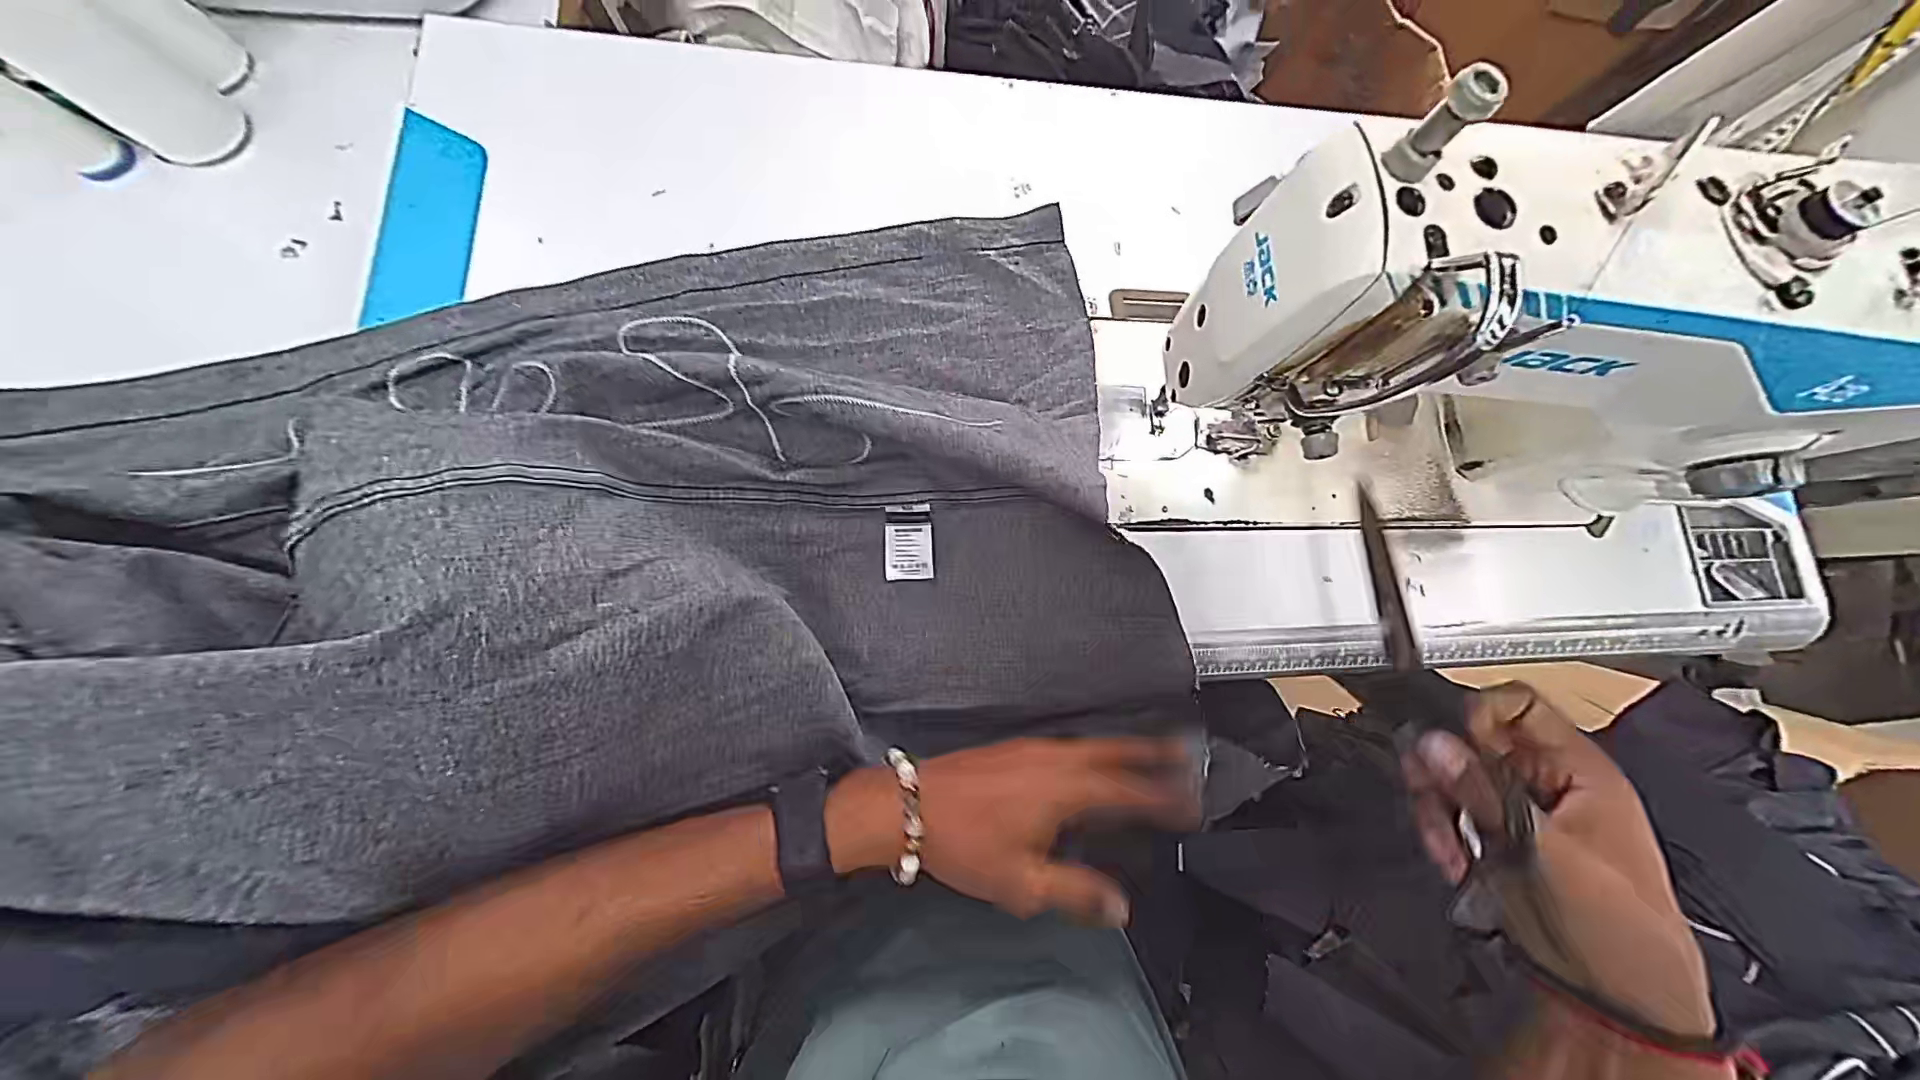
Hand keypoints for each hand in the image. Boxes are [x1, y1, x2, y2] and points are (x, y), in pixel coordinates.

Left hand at [827, 738, 1198, 926]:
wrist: (911, 805)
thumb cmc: (963, 842)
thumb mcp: (1022, 882)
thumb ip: (1076, 893)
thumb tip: (1117, 906)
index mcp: (1063, 789)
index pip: (1126, 789)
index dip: (1162, 796)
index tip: (1188, 801)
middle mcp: (1052, 760)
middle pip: (1113, 752)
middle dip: (1150, 753)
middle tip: (1181, 754)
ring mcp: (1031, 749)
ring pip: (1090, 744)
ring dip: (1121, 749)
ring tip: (1145, 754)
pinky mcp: (1013, 748)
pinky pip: (1066, 744)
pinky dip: (1091, 749)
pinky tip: (1088, 763)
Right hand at [1401, 682, 1715, 1037]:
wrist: (1611, 996)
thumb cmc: (1616, 926)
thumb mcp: (1546, 851)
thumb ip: (1484, 792)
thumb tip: (1435, 742)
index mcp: (1577, 771)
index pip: (1518, 707)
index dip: (1477, 714)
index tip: (1449, 740)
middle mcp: (1541, 781)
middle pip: (1469, 741)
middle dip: (1443, 770)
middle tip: (1432, 795)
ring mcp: (1513, 808)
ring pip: (1449, 776)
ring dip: (1436, 807)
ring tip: (1446, 844)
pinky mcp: (1490, 835)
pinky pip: (1445, 811)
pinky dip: (1439, 831)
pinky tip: (1454, 859)